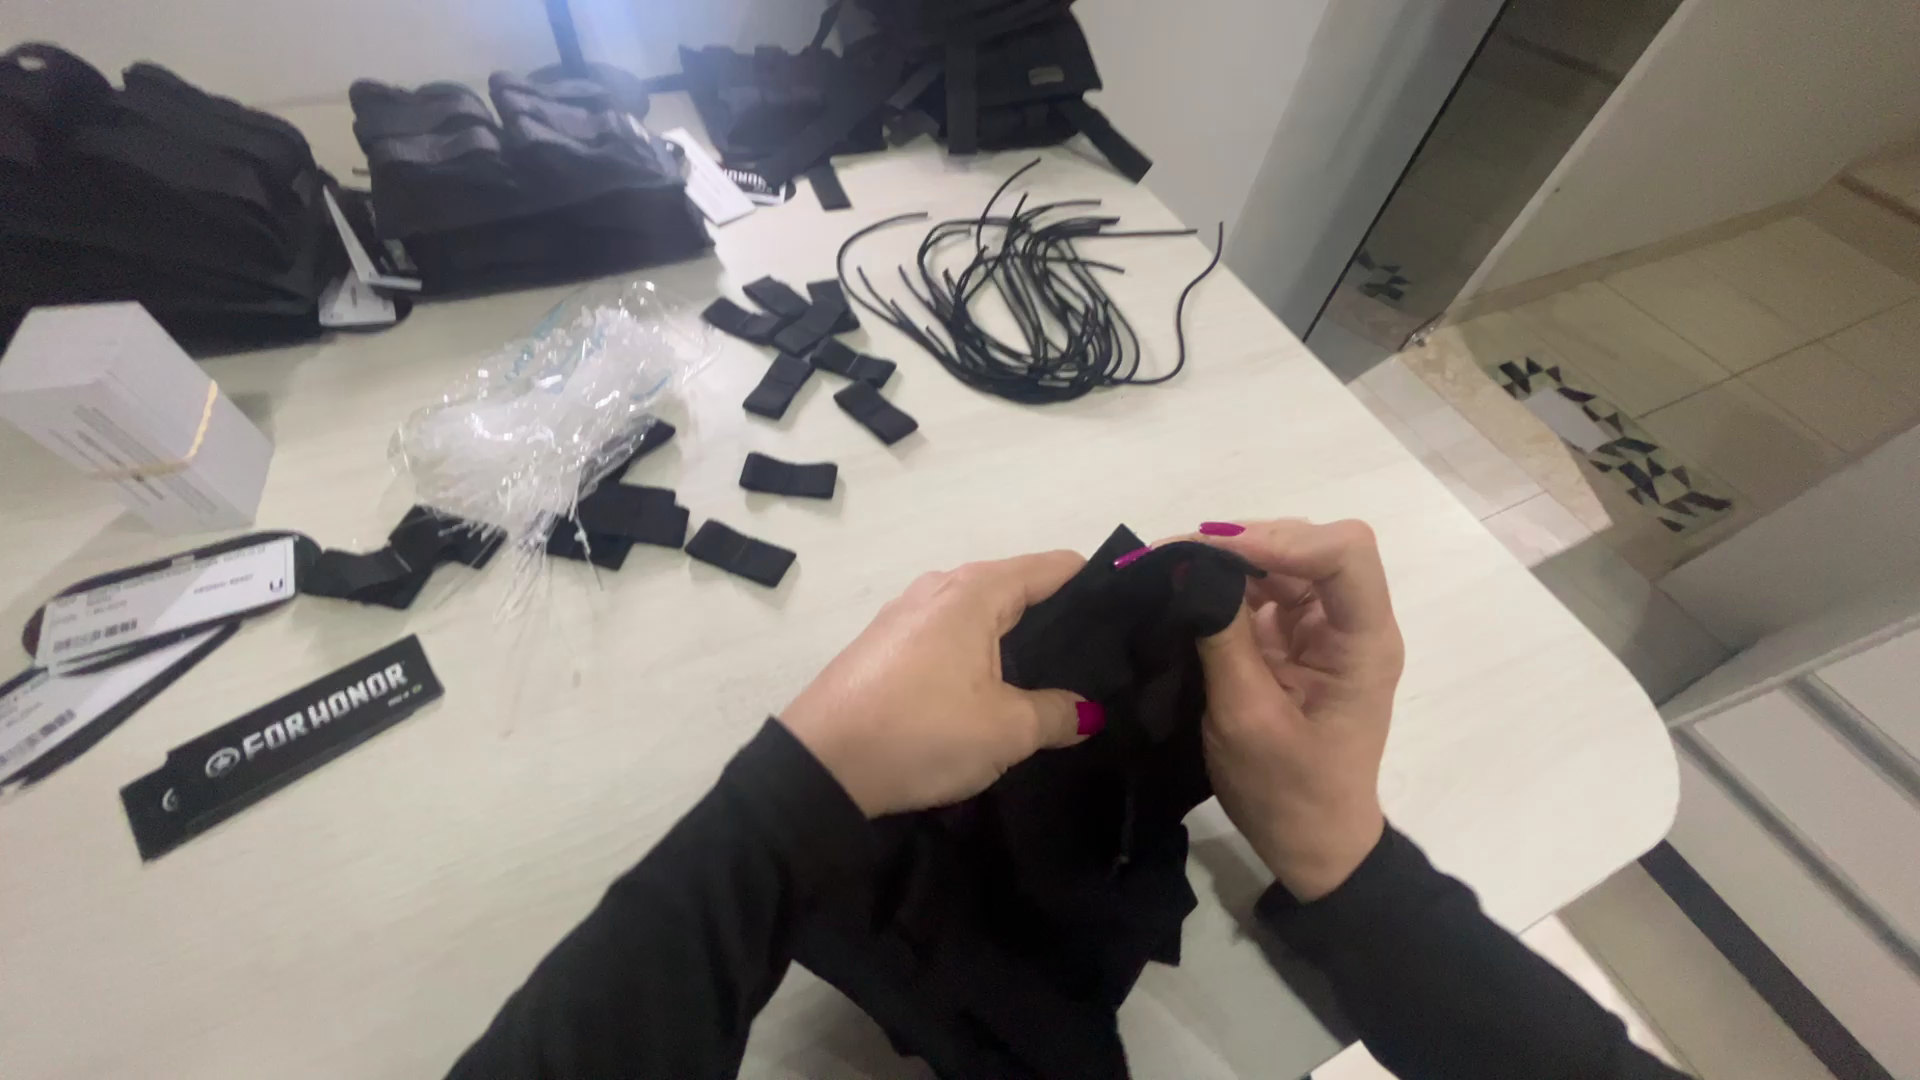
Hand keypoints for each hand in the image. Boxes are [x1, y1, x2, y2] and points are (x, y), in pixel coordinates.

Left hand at [779, 552, 1101, 817]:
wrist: (818, 765)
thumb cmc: (920, 731)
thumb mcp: (1004, 730)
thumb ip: (1057, 713)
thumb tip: (1087, 712)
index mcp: (976, 591)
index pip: (1053, 568)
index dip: (1095, 586)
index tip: (1129, 617)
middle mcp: (942, 587)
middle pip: (1018, 588)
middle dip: (1060, 619)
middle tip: (1102, 660)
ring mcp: (908, 613)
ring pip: (983, 614)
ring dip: (1018, 640)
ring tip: (1056, 679)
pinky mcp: (888, 643)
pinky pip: (952, 634)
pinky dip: (982, 652)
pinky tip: (996, 689)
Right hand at [1192, 520, 1403, 900]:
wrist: (1309, 842)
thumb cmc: (1288, 791)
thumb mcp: (1246, 717)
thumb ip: (1222, 637)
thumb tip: (1188, 570)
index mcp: (1362, 643)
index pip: (1346, 554)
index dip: (1283, 541)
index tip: (1215, 553)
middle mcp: (1349, 623)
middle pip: (1311, 545)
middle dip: (1244, 542)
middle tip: (1174, 556)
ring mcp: (1321, 628)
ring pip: (1281, 560)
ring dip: (1226, 557)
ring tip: (1169, 566)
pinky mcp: (1292, 639)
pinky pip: (1260, 589)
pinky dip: (1222, 580)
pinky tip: (1186, 587)